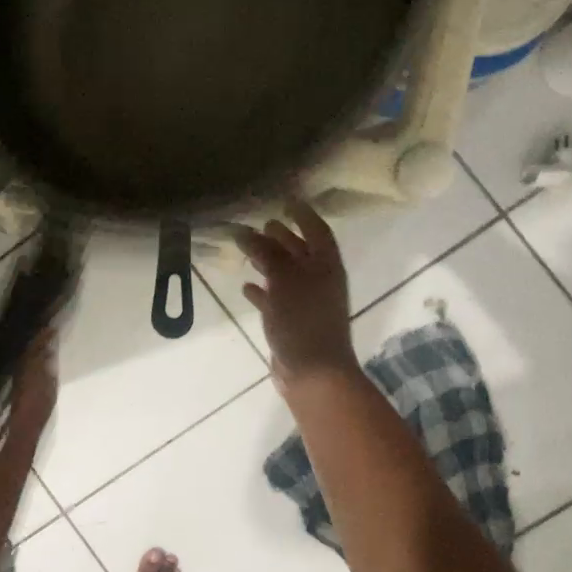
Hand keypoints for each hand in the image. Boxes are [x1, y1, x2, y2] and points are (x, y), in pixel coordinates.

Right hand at [239, 201, 357, 386]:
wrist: (313, 371)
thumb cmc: (302, 320)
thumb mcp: (284, 280)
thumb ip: (266, 253)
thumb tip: (245, 231)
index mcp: (326, 266)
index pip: (317, 231)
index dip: (303, 215)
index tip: (286, 200)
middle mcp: (319, 280)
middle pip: (301, 251)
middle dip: (283, 237)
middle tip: (261, 223)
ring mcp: (306, 303)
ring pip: (286, 274)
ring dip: (269, 261)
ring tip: (247, 250)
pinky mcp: (292, 322)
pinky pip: (276, 299)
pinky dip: (262, 290)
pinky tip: (246, 286)